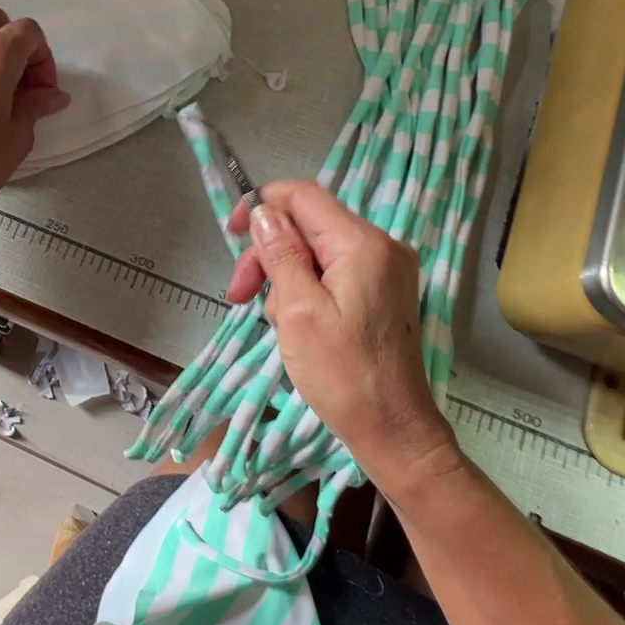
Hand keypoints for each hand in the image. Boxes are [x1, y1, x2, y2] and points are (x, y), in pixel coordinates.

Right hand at [226, 181, 460, 488]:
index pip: (304, 196)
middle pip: (307, 224)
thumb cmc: (342, 374)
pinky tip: (296, 322)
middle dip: (268, 252)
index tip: (233, 235)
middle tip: (241, 294)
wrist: (392, 429)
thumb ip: (281, 254)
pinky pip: (332, 271)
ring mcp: (385, 269)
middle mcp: (380, 247)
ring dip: (283, 276)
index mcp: (362, 245)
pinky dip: (305, 288)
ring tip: (275, 319)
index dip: (262, 205)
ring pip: (315, 250)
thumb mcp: (298, 311)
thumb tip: (263, 212)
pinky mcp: (381, 291)